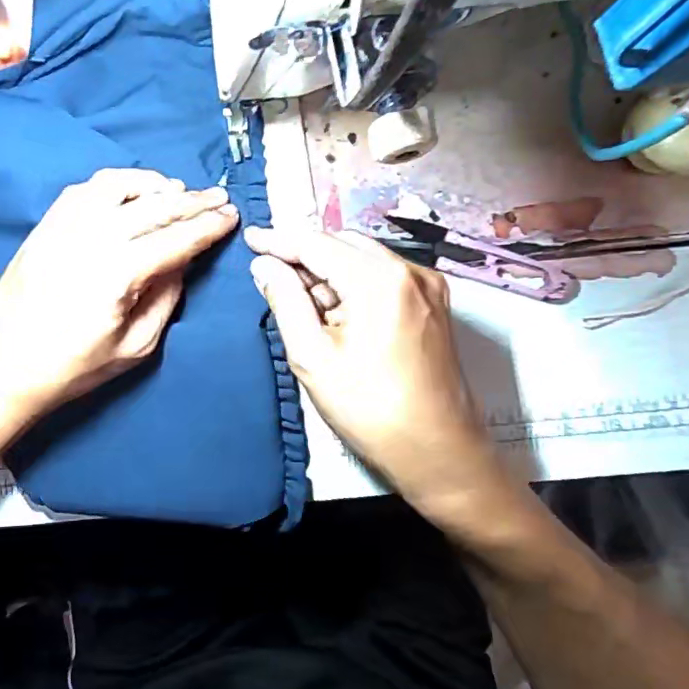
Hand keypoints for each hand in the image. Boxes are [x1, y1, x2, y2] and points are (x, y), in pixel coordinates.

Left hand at [0, 169, 238, 456]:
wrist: (0, 365)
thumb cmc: (71, 367)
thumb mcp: (135, 346)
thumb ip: (166, 299)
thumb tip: (183, 261)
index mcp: (118, 272)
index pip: (177, 238)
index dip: (209, 226)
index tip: (232, 216)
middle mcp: (93, 236)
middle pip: (156, 206)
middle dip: (194, 201)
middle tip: (219, 197)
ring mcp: (65, 224)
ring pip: (121, 186)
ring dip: (157, 185)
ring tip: (180, 192)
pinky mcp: (47, 224)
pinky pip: (88, 188)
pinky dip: (119, 183)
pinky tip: (134, 193)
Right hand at [244, 226, 509, 521]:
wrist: (437, 449)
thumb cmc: (371, 410)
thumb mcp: (312, 357)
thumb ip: (285, 302)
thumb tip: (266, 267)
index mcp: (379, 280)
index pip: (318, 243)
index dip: (279, 240)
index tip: (251, 239)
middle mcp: (410, 271)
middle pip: (344, 245)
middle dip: (306, 256)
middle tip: (273, 279)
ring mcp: (428, 286)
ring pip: (366, 258)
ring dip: (331, 271)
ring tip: (306, 306)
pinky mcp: (434, 303)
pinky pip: (386, 276)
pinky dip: (357, 283)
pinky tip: (341, 313)